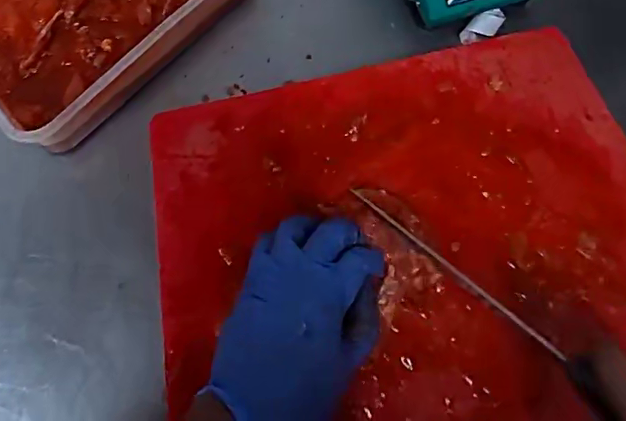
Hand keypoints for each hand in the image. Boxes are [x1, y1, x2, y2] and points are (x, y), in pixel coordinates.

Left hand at [200, 215, 384, 420]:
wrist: (249, 401)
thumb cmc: (304, 387)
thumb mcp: (347, 362)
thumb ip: (364, 322)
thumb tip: (367, 289)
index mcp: (331, 288)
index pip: (360, 257)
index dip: (373, 257)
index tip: (377, 265)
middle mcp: (304, 265)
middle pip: (332, 229)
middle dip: (349, 232)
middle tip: (355, 245)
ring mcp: (275, 264)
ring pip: (296, 224)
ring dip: (314, 226)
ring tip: (322, 239)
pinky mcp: (253, 271)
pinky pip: (268, 237)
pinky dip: (283, 236)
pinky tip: (290, 248)